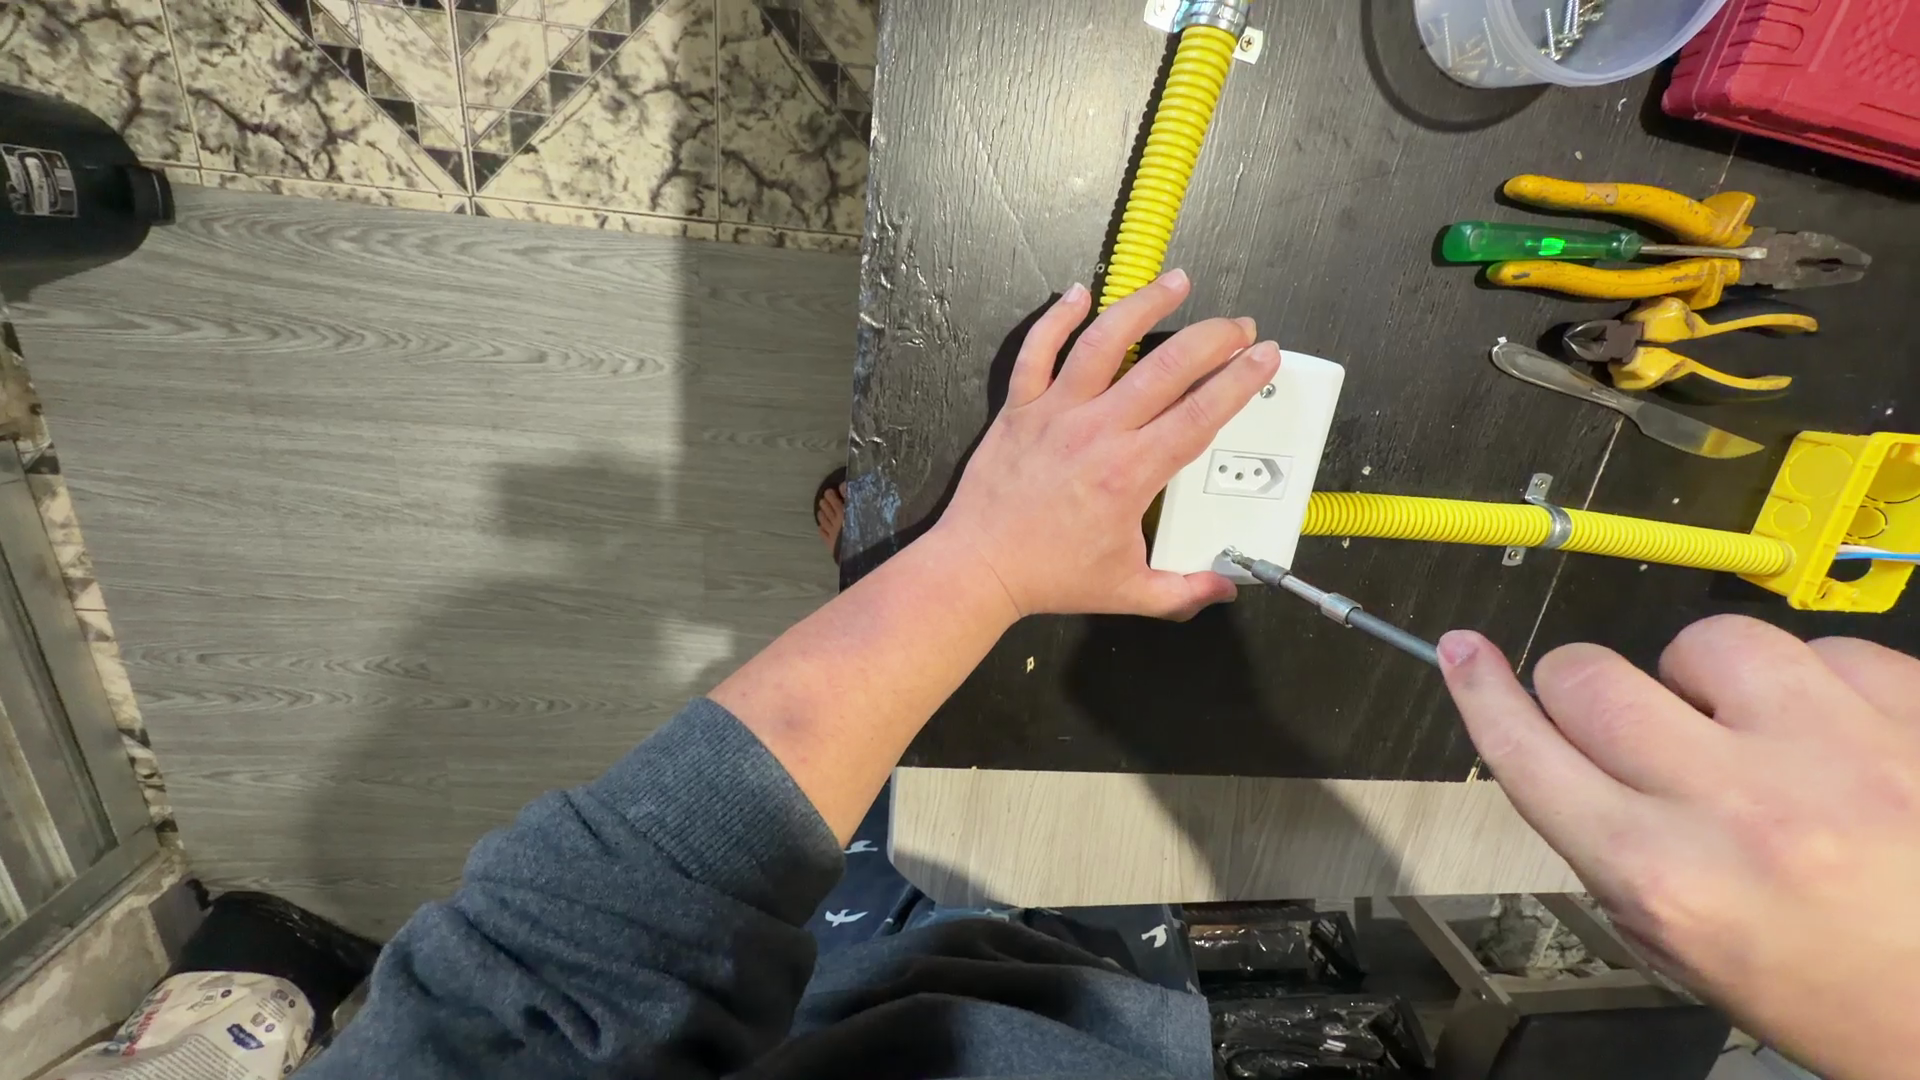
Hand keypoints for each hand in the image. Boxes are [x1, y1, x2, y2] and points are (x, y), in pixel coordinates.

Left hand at [930, 269, 1280, 619]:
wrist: (979, 566)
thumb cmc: (1050, 576)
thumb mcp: (1127, 592)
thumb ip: (1184, 590)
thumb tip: (1228, 588)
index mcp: (1130, 473)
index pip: (1199, 416)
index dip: (1239, 381)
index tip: (1264, 357)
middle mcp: (1097, 431)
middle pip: (1166, 367)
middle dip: (1212, 339)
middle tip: (1238, 327)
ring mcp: (1055, 413)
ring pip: (1104, 342)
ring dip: (1144, 306)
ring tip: (1177, 282)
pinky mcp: (1019, 409)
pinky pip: (1036, 352)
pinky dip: (1056, 319)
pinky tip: (1078, 294)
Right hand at [1439, 616, 1919, 1079]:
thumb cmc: (1834, 993)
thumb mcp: (1676, 939)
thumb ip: (1597, 834)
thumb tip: (1543, 734)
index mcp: (1663, 875)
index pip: (1524, 751)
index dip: (1479, 690)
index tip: (1461, 649)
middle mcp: (1740, 811)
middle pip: (1587, 678)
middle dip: (1588, 691)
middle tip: (1636, 725)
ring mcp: (1848, 760)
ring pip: (1704, 641)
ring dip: (1708, 680)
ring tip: (1754, 728)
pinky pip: (1831, 649)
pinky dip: (1821, 684)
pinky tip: (1844, 734)